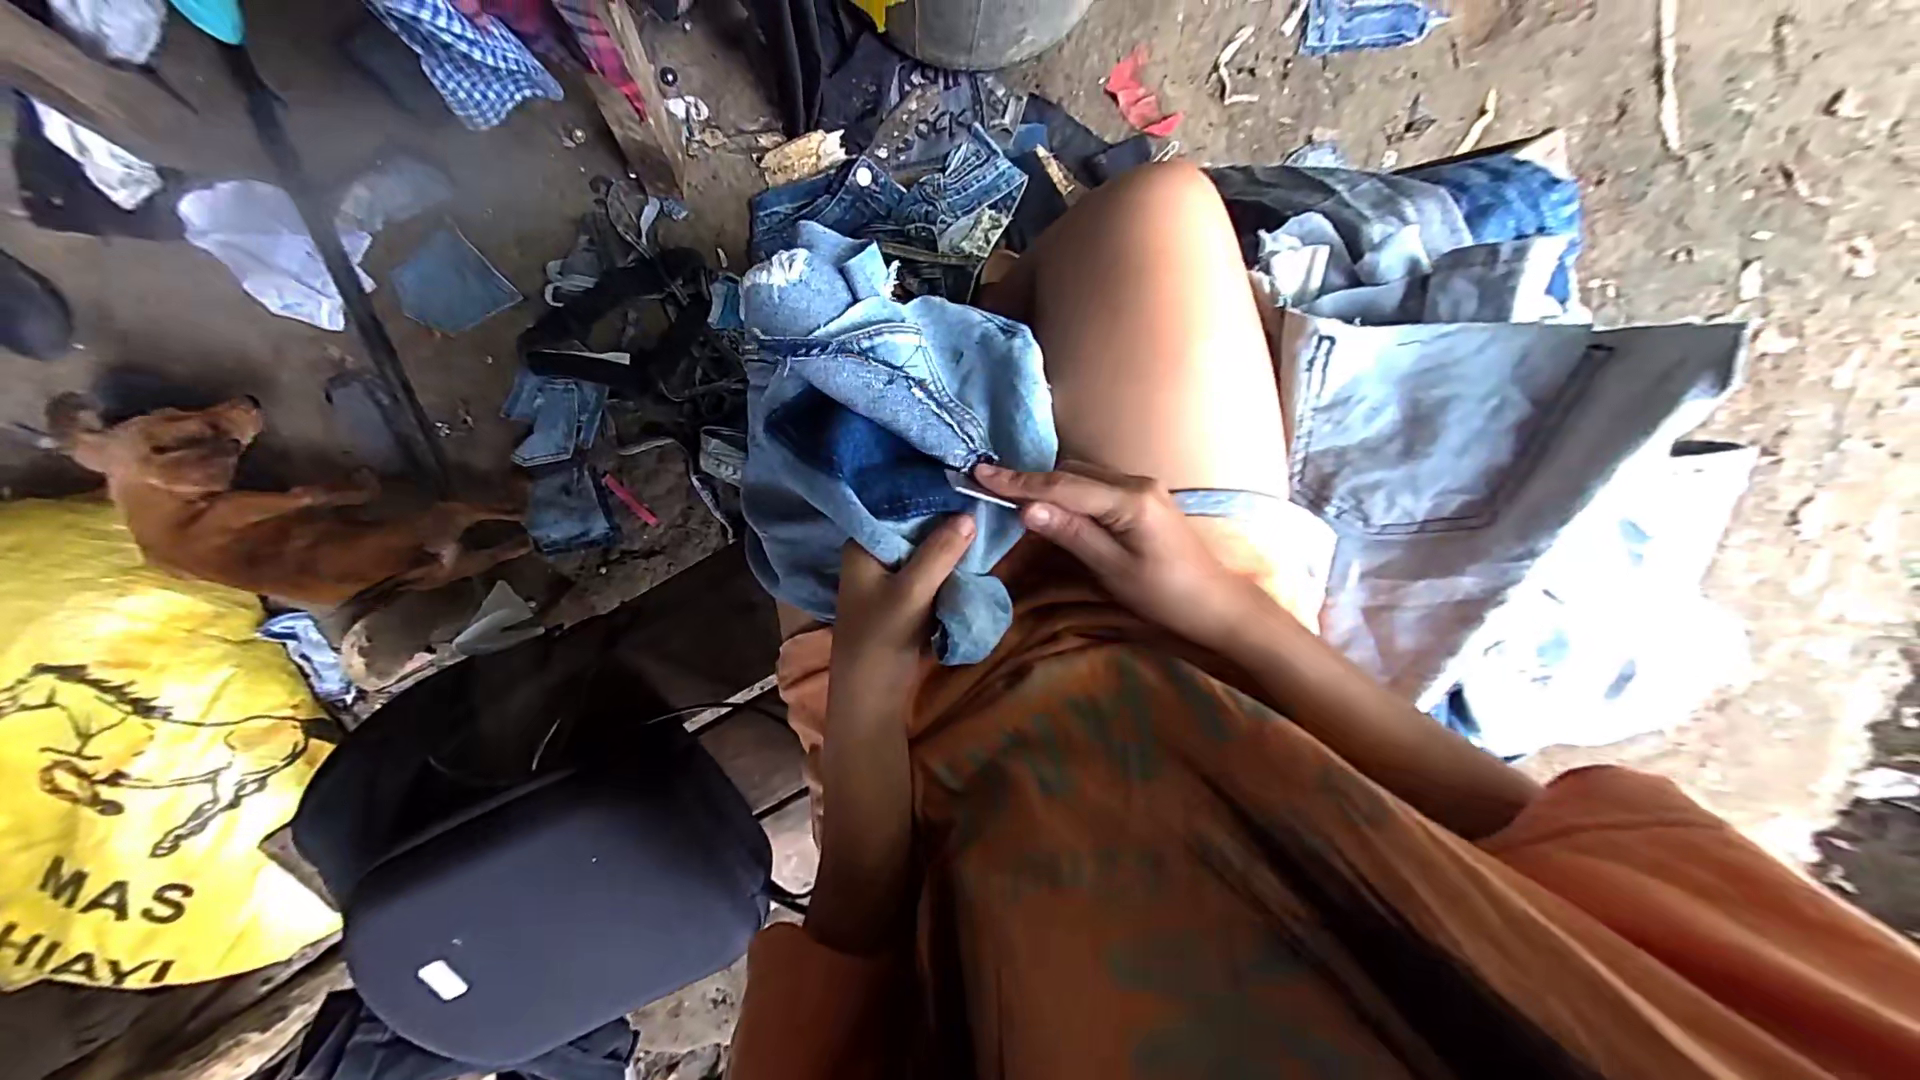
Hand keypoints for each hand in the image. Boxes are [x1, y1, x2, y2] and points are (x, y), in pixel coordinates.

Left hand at [830, 514, 975, 702]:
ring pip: (925, 548)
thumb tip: (969, 515)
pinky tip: (972, 554)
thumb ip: (939, 553)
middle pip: (914, 526)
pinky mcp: (904, 594)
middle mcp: (874, 553)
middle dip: (945, 520)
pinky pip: (929, 569)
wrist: (872, 694)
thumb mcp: (911, 592)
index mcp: (863, 545)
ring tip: (982, 523)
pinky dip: (948, 564)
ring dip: (950, 543)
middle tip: (981, 502)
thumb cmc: (881, 638)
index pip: (897, 506)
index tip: (964, 485)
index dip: (930, 496)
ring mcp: (889, 575)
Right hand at [974, 461, 1269, 653]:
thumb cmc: (1166, 595)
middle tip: (990, 490)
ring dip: (1050, 486)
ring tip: (1013, 498)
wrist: (1217, 604)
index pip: (1063, 485)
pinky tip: (1053, 507)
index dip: (1018, 481)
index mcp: (1130, 500)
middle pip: (1071, 472)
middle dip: (1031, 480)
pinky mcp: (1142, 498)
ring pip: (1082, 476)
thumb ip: (1071, 533)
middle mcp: (1135, 482)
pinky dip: (1069, 493)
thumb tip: (1026, 508)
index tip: (980, 473)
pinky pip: (1096, 487)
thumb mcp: (1113, 569)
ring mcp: (1141, 487)